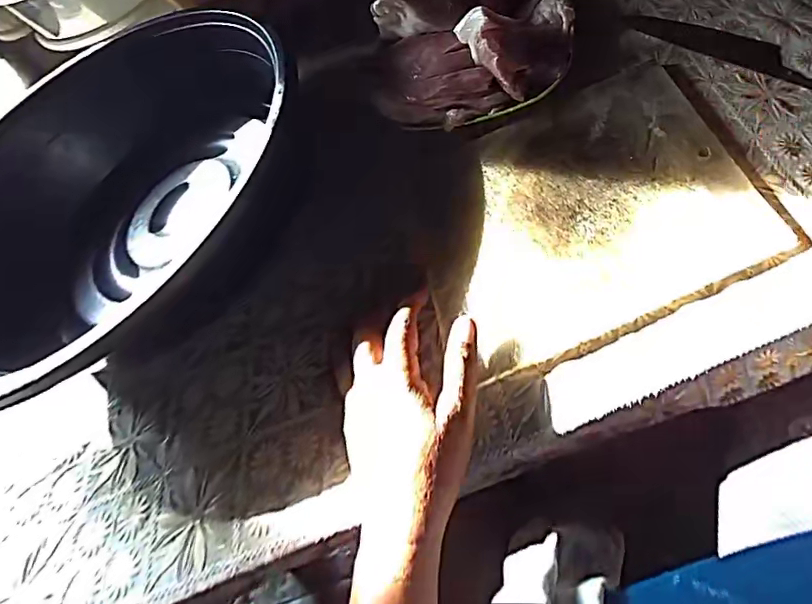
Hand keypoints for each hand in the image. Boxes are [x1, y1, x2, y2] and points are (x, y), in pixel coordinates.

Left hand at [343, 301, 478, 551]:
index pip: (399, 325)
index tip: (422, 290)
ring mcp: (353, 404)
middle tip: (403, 303)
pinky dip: (357, 356)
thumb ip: (462, 364)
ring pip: (349, 351)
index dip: (410, 302)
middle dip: (382, 309)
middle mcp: (367, 384)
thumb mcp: (459, 415)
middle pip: (365, 330)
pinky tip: (370, 367)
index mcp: (395, 378)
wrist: (399, 521)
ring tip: (381, 324)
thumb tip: (466, 322)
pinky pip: (345, 374)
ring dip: (364, 330)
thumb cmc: (435, 469)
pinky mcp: (349, 423)